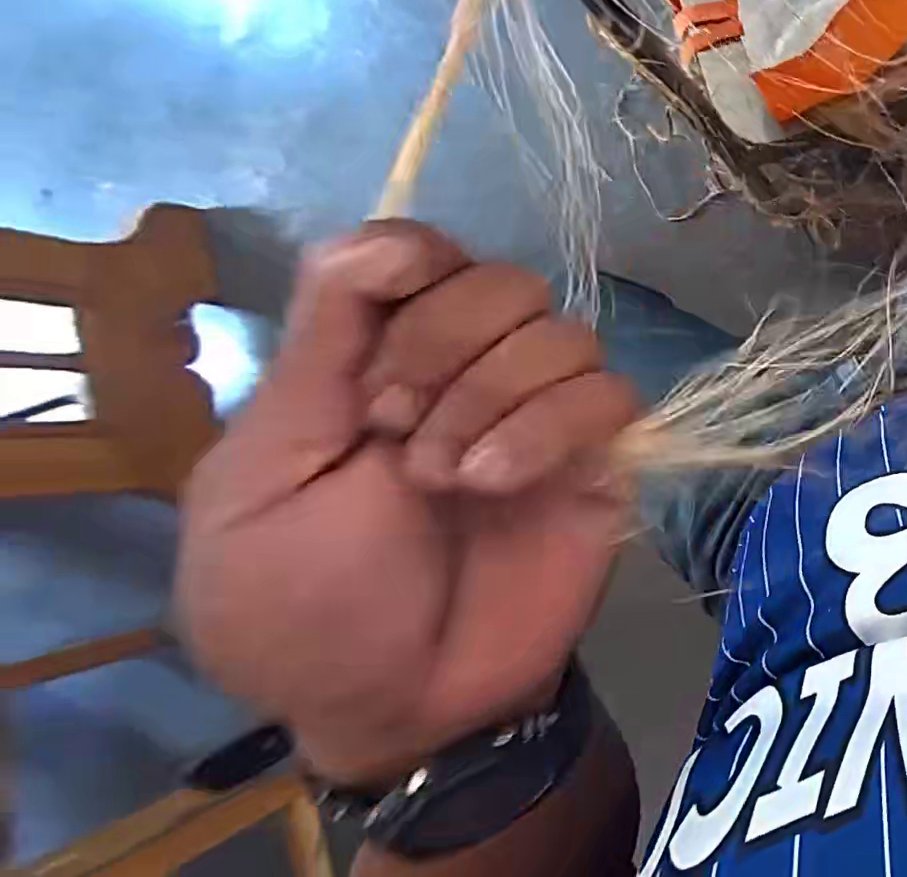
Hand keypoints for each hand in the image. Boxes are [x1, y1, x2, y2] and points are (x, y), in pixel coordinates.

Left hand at [178, 221, 636, 784]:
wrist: (407, 691)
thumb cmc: (310, 595)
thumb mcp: (268, 473)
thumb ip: (322, 352)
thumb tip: (382, 242)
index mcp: (387, 358)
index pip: (427, 252)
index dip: (415, 260)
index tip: (384, 312)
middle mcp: (479, 368)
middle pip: (508, 283)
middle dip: (449, 345)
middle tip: (396, 427)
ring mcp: (550, 409)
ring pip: (567, 336)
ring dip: (497, 399)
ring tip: (448, 477)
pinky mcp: (606, 450)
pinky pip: (611, 395)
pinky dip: (552, 428)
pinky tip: (502, 481)